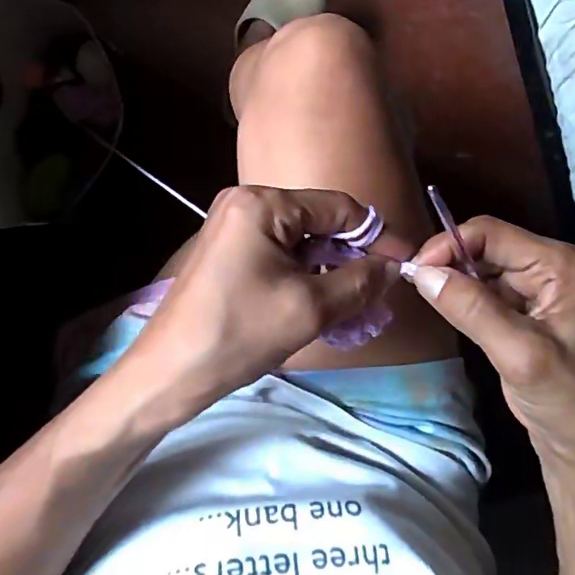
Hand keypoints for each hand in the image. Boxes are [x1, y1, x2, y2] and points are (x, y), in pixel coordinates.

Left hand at [125, 186, 395, 406]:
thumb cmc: (238, 332)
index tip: (405, 265)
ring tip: (355, 311)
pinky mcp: (226, 252)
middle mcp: (244, 203)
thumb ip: (359, 281)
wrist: (169, 372)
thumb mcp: (309, 308)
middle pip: (318, 223)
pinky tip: (323, 308)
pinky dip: (304, 279)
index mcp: (261, 202)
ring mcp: (231, 227)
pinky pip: (278, 256)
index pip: (338, 207)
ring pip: (300, 243)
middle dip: (352, 259)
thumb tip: (392, 267)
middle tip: (380, 296)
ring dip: (330, 273)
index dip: (376, 236)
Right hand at [408, 217, 574, 464]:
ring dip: (452, 277)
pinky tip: (446, 307)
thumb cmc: (566, 400)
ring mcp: (539, 285)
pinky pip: (483, 285)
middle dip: (448, 260)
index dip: (449, 245)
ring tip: (425, 295)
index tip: (415, 271)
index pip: (492, 233)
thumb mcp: (519, 354)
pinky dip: (460, 293)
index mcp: (562, 265)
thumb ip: (471, 309)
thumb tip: (421, 272)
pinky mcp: (524, 304)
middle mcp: (552, 265)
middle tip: (414, 284)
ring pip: (480, 263)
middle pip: (485, 243)